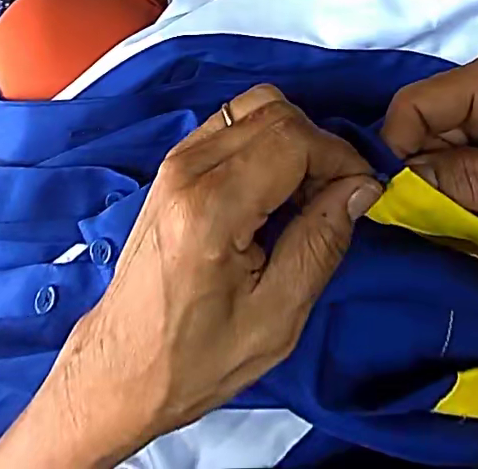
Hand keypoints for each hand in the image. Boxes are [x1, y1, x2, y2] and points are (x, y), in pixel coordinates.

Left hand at [0, 85, 382, 468]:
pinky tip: (274, 183)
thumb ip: (322, 242)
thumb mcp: (276, 318)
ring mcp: (177, 159)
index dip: (339, 157)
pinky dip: (271, 137)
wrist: (115, 371)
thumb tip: (362, 186)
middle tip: (331, 196)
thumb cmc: (195, 356)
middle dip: (321, 146)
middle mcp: (188, 169)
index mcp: (210, 208)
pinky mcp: (175, 160)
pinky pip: (239, 118)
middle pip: (280, 114)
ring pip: (260, 105)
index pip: (294, 140)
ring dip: (296, 137)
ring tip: (303, 189)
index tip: (358, 191)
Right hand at [381, 56, 477, 255]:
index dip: (397, 151)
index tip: (399, 205)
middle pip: (416, 135)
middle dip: (416, 182)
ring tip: (471, 229)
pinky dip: (455, 210)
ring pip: (428, 164)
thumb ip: (472, 178)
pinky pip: (450, 184)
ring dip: (437, 201)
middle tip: (436, 228)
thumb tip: (396, 183)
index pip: (412, 107)